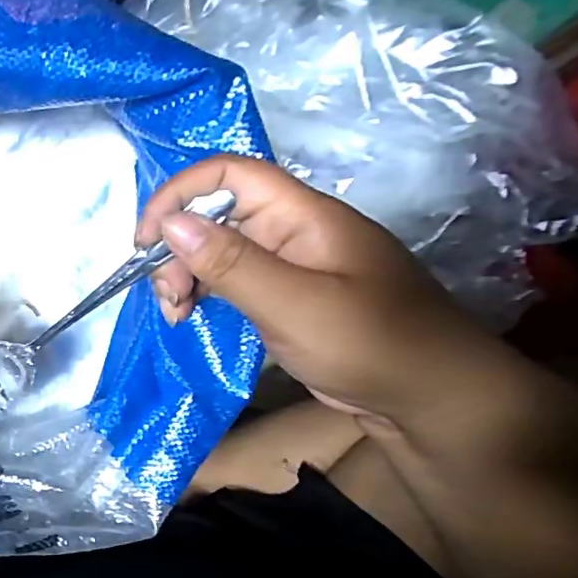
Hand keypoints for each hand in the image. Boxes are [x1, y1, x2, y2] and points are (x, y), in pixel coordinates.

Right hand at [137, 155, 523, 424]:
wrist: (431, 402)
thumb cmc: (371, 345)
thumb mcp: (294, 305)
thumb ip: (231, 263)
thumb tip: (170, 222)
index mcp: (302, 215)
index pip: (230, 174)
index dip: (180, 194)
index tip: (146, 240)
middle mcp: (292, 231)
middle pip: (216, 214)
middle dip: (179, 248)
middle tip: (168, 298)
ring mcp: (289, 265)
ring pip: (218, 250)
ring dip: (186, 275)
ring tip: (177, 314)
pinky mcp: (285, 297)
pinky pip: (233, 280)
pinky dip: (204, 294)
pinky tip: (191, 317)